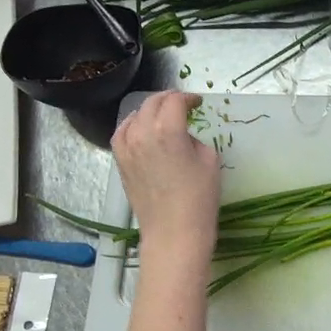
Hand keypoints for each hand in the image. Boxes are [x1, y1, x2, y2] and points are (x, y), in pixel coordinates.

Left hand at [113, 92, 219, 257]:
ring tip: (161, 115)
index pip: (175, 101)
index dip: (188, 98)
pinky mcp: (120, 161)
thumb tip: (183, 137)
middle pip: (152, 103)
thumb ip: (195, 139)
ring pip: (134, 116)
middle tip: (181, 104)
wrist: (173, 232)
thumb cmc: (199, 198)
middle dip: (168, 100)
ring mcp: (127, 147)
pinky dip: (132, 126)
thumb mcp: (210, 160)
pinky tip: (140, 130)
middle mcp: (142, 132)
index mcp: (168, 129)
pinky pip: (122, 133)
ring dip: (149, 110)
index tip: (197, 102)